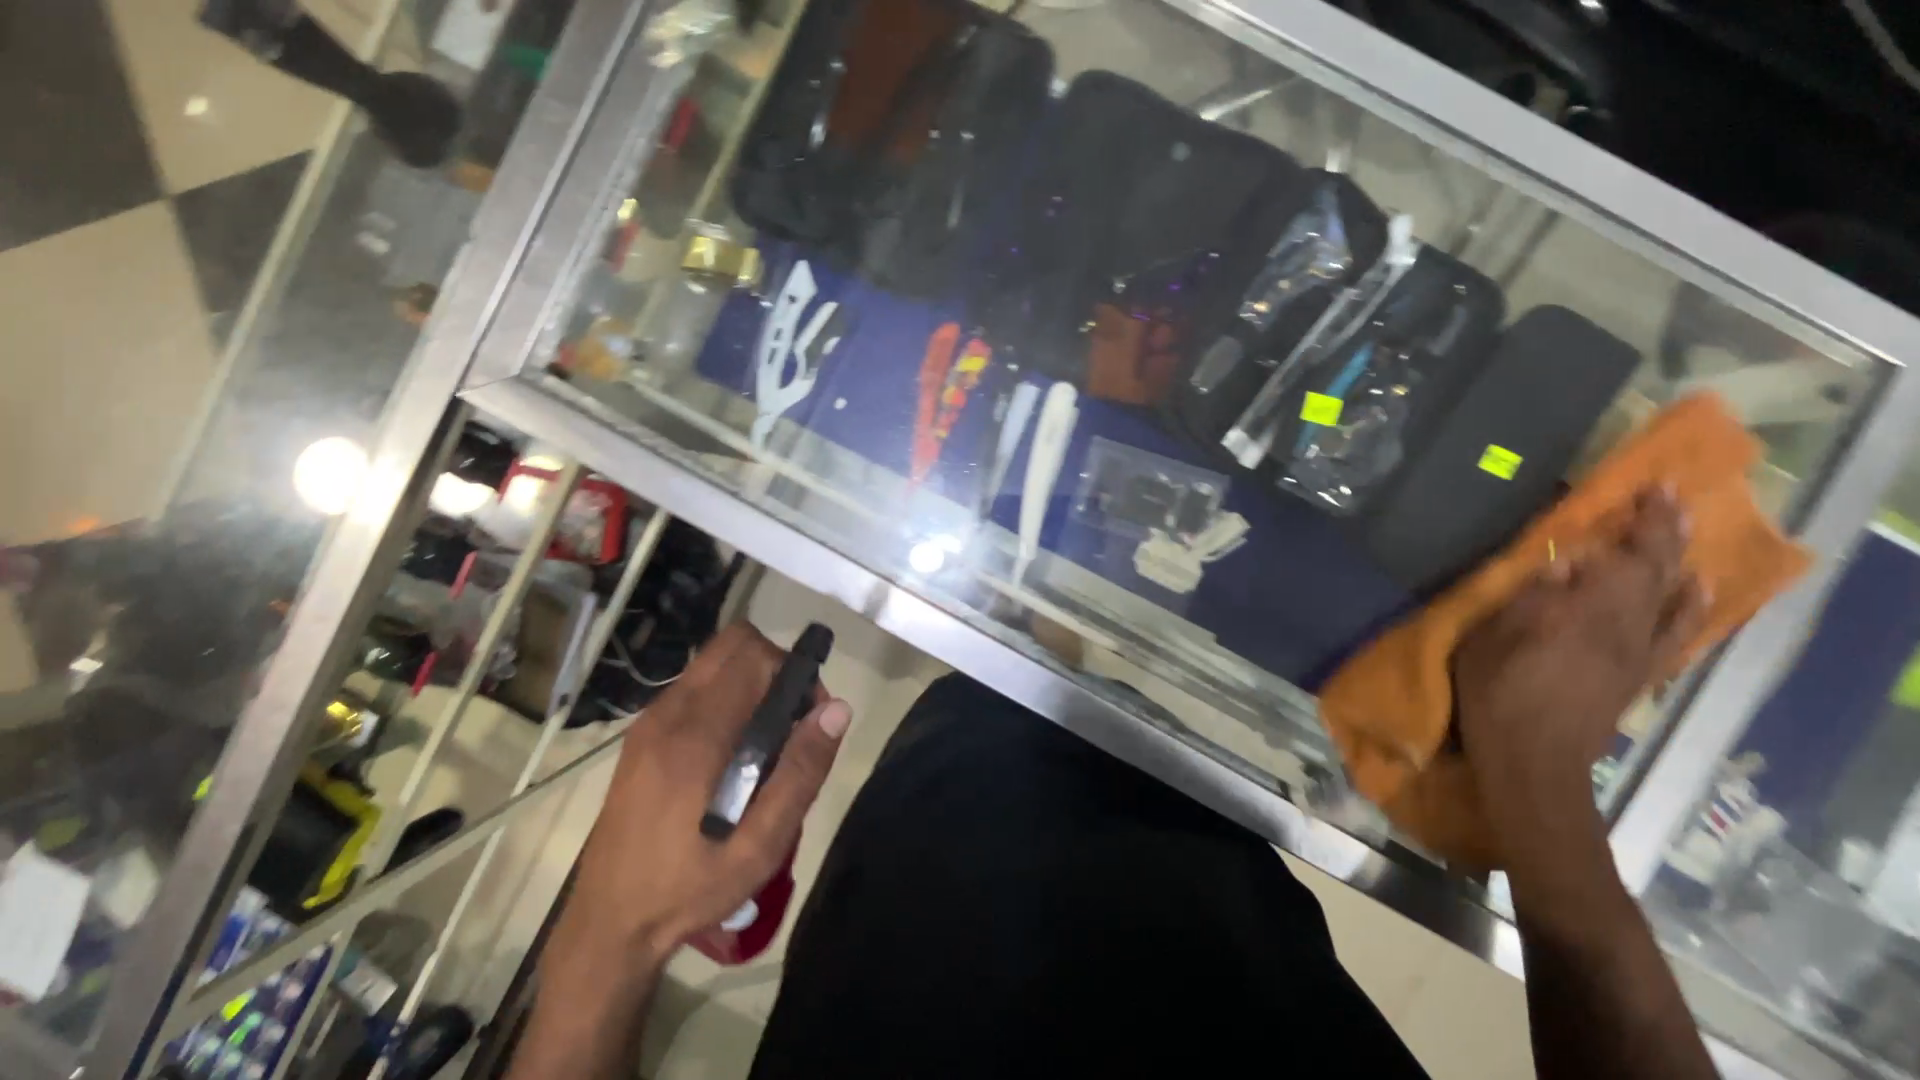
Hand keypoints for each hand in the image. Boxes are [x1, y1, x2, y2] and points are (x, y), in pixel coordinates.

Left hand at [555, 622, 852, 972]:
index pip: (753, 655)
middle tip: (792, 727)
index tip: (809, 721)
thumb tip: (836, 709)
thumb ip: (800, 773)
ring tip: (765, 749)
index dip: (794, 673)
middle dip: (775, 669)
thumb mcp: (759, 847)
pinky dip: (726, 701)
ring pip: (712, 664)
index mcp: (695, 735)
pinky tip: (732, 759)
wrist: (608, 923)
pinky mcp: (641, 737)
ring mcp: (648, 723)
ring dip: (751, 685)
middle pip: (732, 644)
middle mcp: (667, 713)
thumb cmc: (689, 889)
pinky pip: (694, 690)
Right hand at [1454, 488, 1705, 848]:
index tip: (1654, 489)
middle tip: (1669, 500)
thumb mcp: (1491, 641)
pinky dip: (1689, 605)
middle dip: (1666, 533)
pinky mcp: (1639, 676)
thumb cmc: (1499, 697)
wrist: (1535, 763)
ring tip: (1684, 537)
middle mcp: (1626, 627)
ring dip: (1680, 562)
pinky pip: (1675, 632)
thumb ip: (1529, 597)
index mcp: (1588, 612)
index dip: (1647, 522)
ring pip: (1673, 598)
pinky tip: (1695, 591)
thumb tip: (1565, 562)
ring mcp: (1639, 653)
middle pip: (1659, 572)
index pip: (1631, 557)